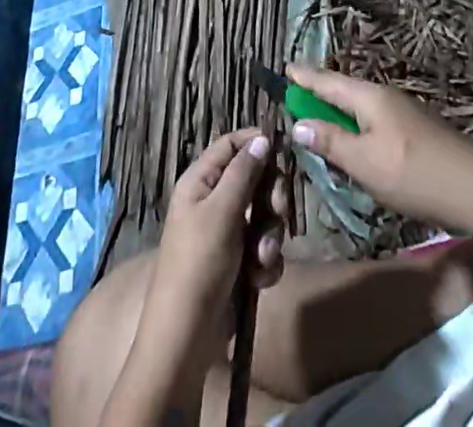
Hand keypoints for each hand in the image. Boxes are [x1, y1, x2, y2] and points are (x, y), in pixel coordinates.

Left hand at [147, 129, 288, 347]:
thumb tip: (262, 137)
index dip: (255, 142)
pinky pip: (265, 248)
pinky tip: (259, 280)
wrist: (189, 333)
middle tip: (276, 211)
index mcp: (200, 181)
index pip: (230, 145)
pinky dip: (267, 263)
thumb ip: (243, 173)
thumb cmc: (198, 263)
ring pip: (265, 217)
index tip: (284, 149)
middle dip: (271, 198)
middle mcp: (213, 201)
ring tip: (261, 259)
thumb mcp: (221, 211)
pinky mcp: (240, 261)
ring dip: (270, 238)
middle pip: (255, 179)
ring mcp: (227, 232)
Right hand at [288, 65, 472, 231]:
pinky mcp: (415, 132)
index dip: (304, 77)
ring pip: (359, 107)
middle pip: (344, 91)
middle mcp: (385, 97)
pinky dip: (355, 127)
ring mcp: (403, 114)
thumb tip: (298, 123)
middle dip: (319, 92)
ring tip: (317, 118)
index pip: (327, 81)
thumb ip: (330, 141)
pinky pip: (373, 122)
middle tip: (294, 94)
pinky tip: (353, 143)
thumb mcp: (364, 162)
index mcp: (368, 98)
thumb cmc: (414, 174)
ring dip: (337, 112)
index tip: (285, 67)